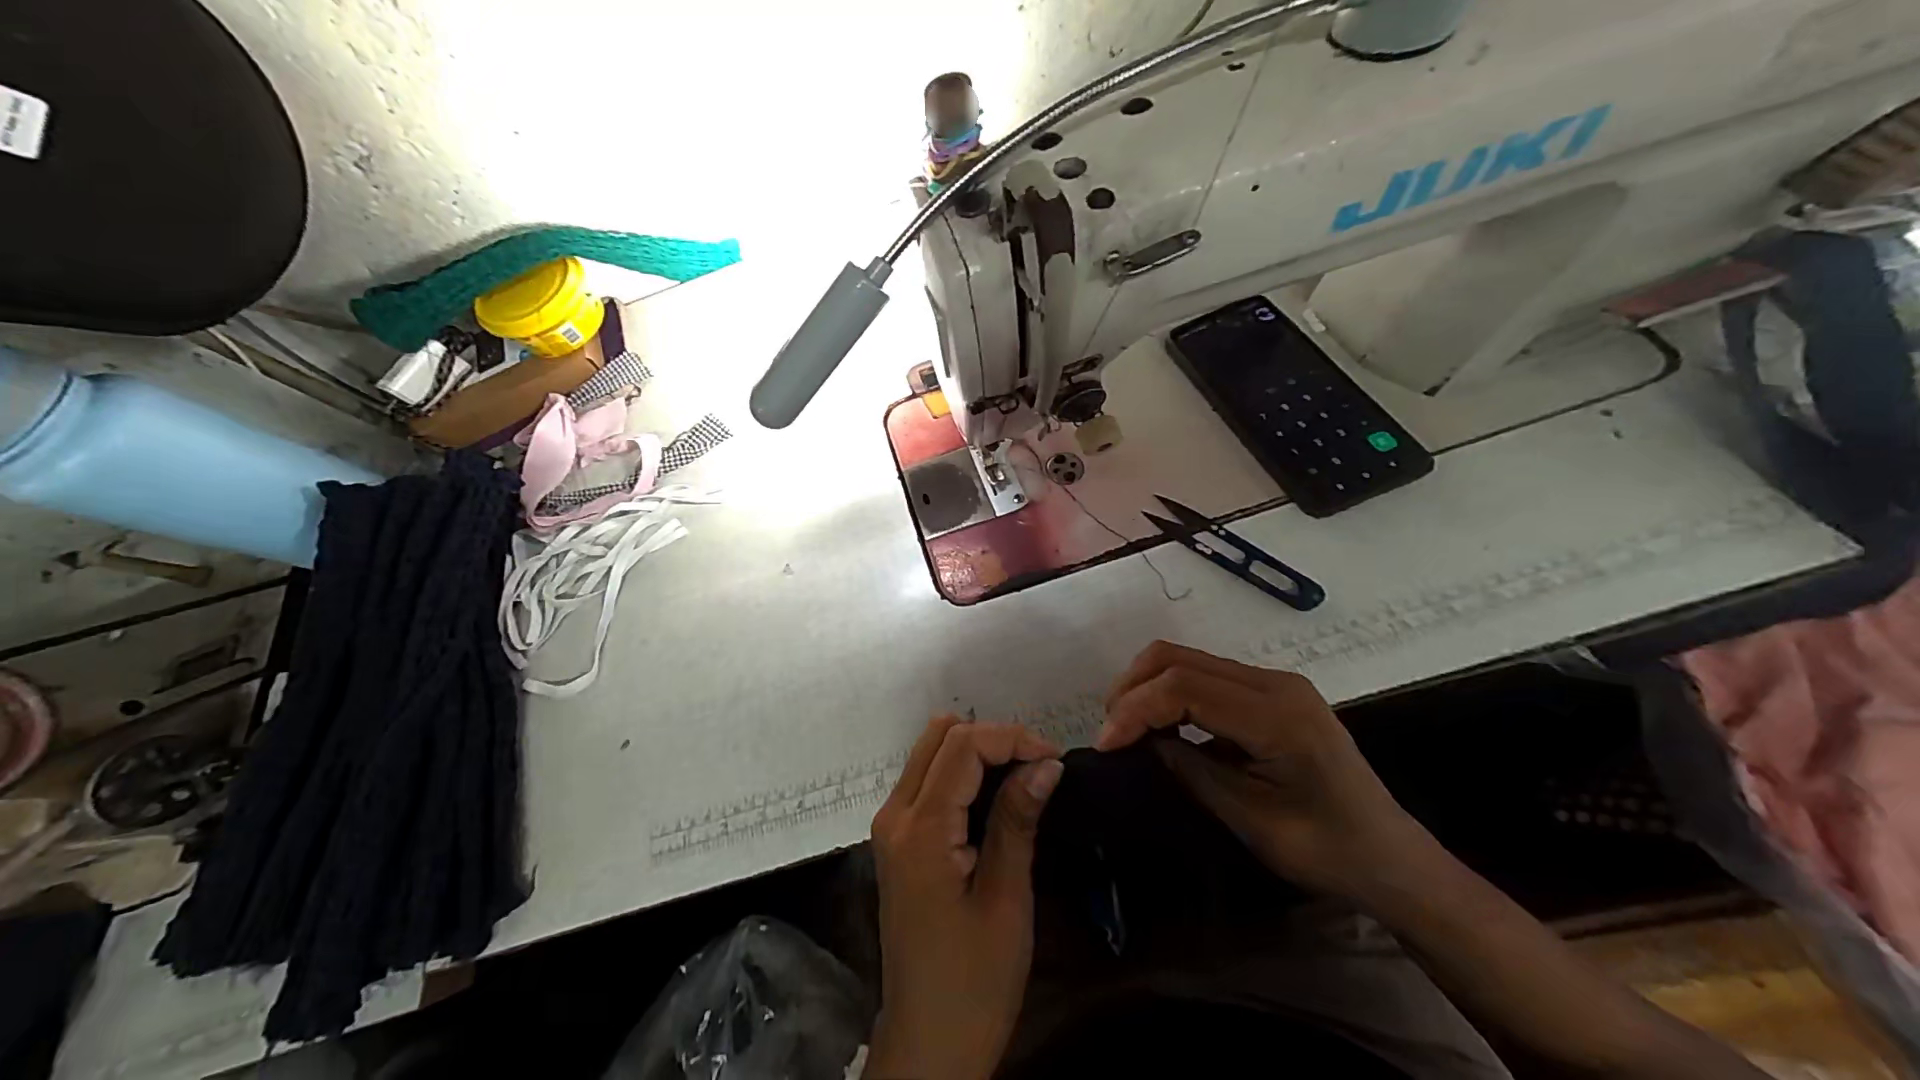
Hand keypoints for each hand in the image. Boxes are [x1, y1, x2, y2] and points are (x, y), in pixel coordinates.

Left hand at [866, 716, 1064, 1079]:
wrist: (928, 1042)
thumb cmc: (975, 980)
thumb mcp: (1007, 898)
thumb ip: (1018, 820)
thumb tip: (1046, 762)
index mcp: (921, 829)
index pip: (963, 746)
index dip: (1012, 738)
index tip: (1055, 759)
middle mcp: (895, 815)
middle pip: (939, 737)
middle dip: (993, 737)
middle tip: (1039, 764)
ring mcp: (890, 827)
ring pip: (930, 753)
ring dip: (977, 751)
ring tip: (1025, 775)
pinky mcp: (897, 841)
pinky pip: (926, 780)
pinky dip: (962, 773)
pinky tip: (996, 795)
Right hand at [1097, 641, 1431, 903]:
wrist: (1389, 858)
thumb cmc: (1326, 850)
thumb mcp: (1250, 820)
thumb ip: (1190, 770)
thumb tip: (1141, 742)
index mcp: (1277, 715)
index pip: (1183, 686)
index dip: (1134, 709)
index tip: (1105, 746)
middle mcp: (1274, 682)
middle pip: (1178, 658)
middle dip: (1132, 689)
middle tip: (1110, 734)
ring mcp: (1273, 682)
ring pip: (1186, 659)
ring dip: (1146, 687)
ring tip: (1126, 730)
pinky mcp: (1269, 692)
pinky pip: (1204, 675)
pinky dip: (1170, 692)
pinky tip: (1161, 727)